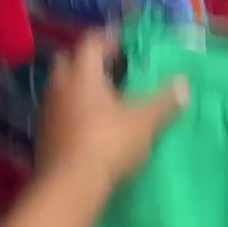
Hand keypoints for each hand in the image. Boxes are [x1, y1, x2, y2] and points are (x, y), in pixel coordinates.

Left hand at [36, 31, 187, 185]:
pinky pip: (59, 113)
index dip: (108, 39)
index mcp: (82, 76)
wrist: (69, 187)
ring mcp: (47, 113)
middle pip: (69, 62)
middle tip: (113, 69)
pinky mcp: (44, 138)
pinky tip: (92, 126)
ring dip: (80, 89)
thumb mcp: (145, 122)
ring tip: (106, 99)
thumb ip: (165, 102)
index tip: (124, 42)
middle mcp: (60, 88)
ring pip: (61, 89)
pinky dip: (74, 112)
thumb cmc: (108, 143)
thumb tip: (184, 84)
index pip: (91, 43)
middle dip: (89, 62)